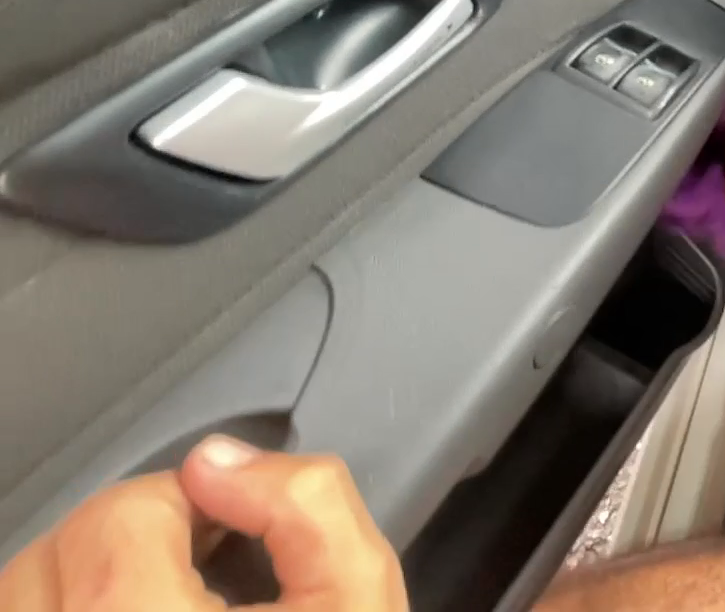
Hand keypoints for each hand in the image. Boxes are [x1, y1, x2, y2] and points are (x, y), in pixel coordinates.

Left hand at [0, 436, 405, 610]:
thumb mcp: (359, 591)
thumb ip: (311, 502)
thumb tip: (223, 458)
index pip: (123, 511)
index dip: (199, 497)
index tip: (241, 520)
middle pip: (51, 552)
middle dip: (138, 531)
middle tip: (211, 555)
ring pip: (13, 599)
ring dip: (89, 577)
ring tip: (167, 596)